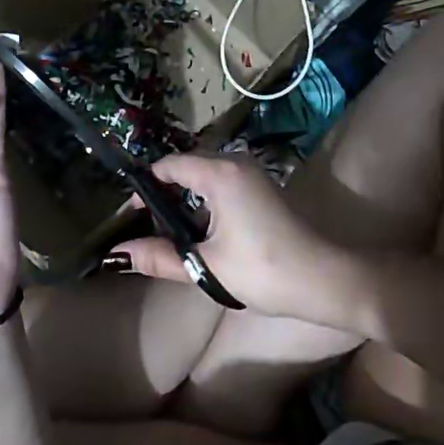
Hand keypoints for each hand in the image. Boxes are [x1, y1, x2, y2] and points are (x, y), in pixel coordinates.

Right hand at [108, 154, 348, 324]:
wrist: (325, 280)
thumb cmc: (263, 270)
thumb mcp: (206, 266)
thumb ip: (160, 257)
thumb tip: (118, 255)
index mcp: (219, 174)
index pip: (169, 165)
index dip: (146, 185)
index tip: (131, 214)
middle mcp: (235, 164)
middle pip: (186, 167)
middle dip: (163, 193)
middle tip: (146, 226)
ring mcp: (251, 175)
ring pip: (205, 177)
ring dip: (185, 200)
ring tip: (169, 233)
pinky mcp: (262, 189)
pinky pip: (222, 185)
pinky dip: (205, 202)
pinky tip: (201, 233)